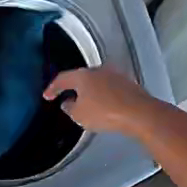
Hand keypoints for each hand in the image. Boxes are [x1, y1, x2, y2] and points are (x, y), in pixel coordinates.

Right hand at [44, 67, 163, 136]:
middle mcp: (98, 70)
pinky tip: (104, 106)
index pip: (62, 78)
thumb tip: (68, 103)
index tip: (47, 95)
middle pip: (81, 78)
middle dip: (74, 88)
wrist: (138, 113)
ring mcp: (115, 75)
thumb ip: (69, 108)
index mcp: (82, 75)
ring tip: (87, 105)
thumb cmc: (105, 112)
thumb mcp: (79, 115)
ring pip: (96, 82)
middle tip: (67, 98)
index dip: (52, 88)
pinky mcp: (128, 83)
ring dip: (90, 92)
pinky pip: (110, 88)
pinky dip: (104, 95)